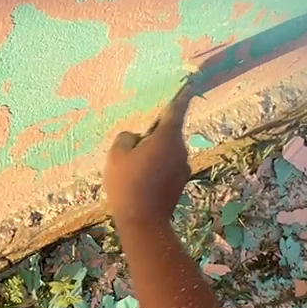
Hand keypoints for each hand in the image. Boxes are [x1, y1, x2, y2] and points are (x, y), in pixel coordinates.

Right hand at [104, 88, 194, 225]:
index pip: (176, 110)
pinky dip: (157, 166)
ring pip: (167, 150)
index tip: (189, 85)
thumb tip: (135, 138)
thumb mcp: (117, 155)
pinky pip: (168, 165)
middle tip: (132, 146)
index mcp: (167, 137)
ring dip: (154, 152)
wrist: (143, 222)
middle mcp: (180, 149)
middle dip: (153, 134)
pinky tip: (140, 180)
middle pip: (168, 132)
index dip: (181, 96)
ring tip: (133, 167)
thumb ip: (126, 138)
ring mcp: (183, 167)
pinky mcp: (180, 182)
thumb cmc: (128, 183)